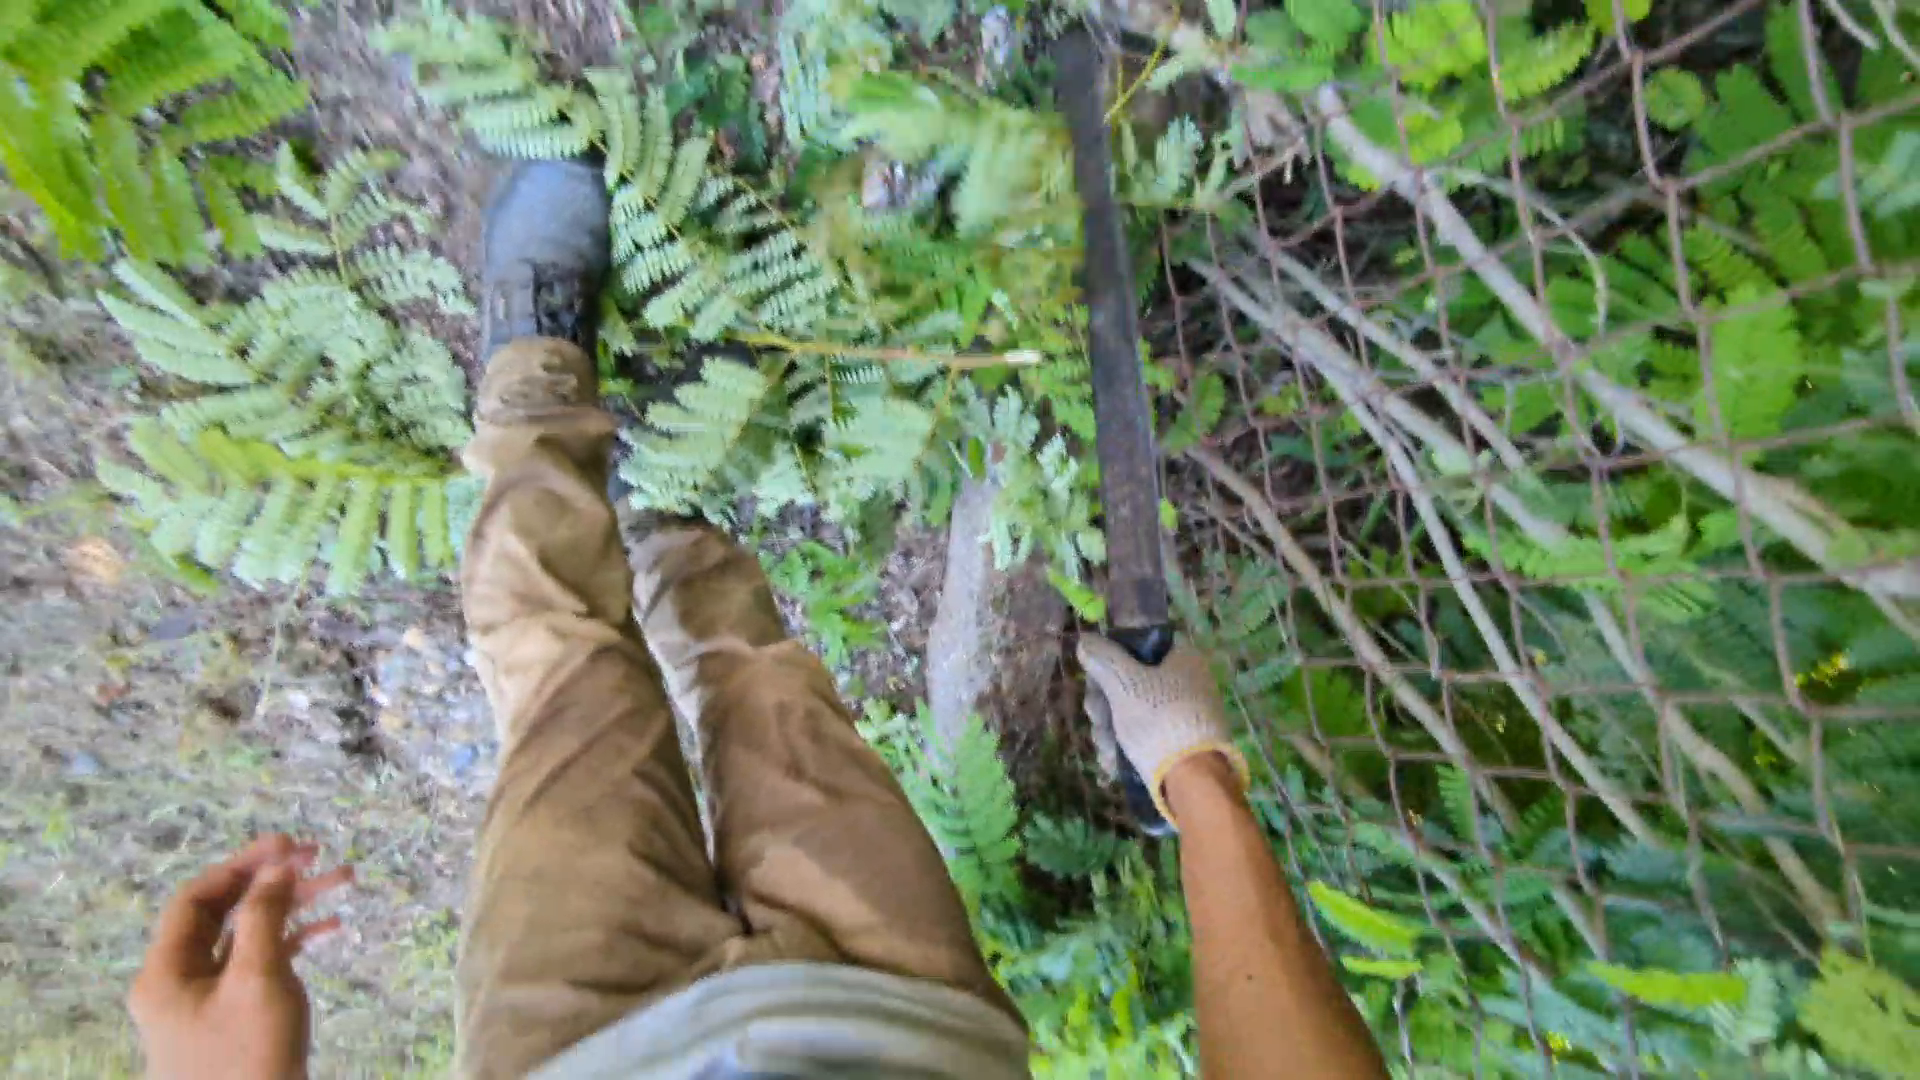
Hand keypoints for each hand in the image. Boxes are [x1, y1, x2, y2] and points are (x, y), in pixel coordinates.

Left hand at [129, 834, 353, 1079]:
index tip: (290, 843)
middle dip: (272, 878)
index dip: (241, 864)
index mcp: (166, 971)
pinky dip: (298, 933)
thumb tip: (278, 866)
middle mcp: (181, 977)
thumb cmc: (246, 1047)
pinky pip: (265, 954)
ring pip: (251, 929)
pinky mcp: (237, 1004)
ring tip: (344, 878)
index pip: (196, 899)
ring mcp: (209, 992)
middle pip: (224, 910)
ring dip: (295, 901)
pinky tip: (333, 925)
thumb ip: (265, 918)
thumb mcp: (257, 977)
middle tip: (318, 853)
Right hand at [1078, 636, 1248, 825]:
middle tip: (1096, 718)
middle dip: (1104, 703)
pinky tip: (1112, 762)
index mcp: (1182, 658)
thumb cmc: (1160, 721)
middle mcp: (1186, 682)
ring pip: (1131, 710)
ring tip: (1106, 748)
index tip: (1094, 675)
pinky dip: (1125, 745)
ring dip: (1109, 728)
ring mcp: (1183, 714)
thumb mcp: (1125, 683)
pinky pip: (1144, 734)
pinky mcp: (1179, 743)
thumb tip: (1085, 640)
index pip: (1139, 643)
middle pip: (1130, 680)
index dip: (1112, 657)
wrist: (1194, 782)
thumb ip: (1103, 659)